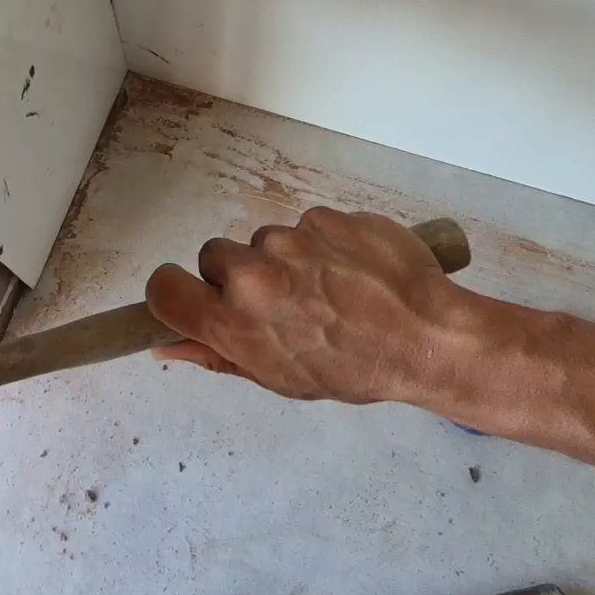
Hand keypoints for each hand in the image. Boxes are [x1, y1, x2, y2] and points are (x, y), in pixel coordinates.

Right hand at [146, 207, 493, 406]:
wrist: (430, 336)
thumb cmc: (353, 371)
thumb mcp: (279, 378)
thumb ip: (217, 356)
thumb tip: (165, 345)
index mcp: (235, 323)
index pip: (164, 288)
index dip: (174, 292)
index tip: (195, 298)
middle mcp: (251, 275)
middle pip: (213, 256)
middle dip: (236, 274)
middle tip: (280, 299)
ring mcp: (288, 240)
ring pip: (262, 241)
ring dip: (283, 260)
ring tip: (327, 287)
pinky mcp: (321, 215)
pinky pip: (304, 227)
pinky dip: (319, 244)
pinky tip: (350, 268)